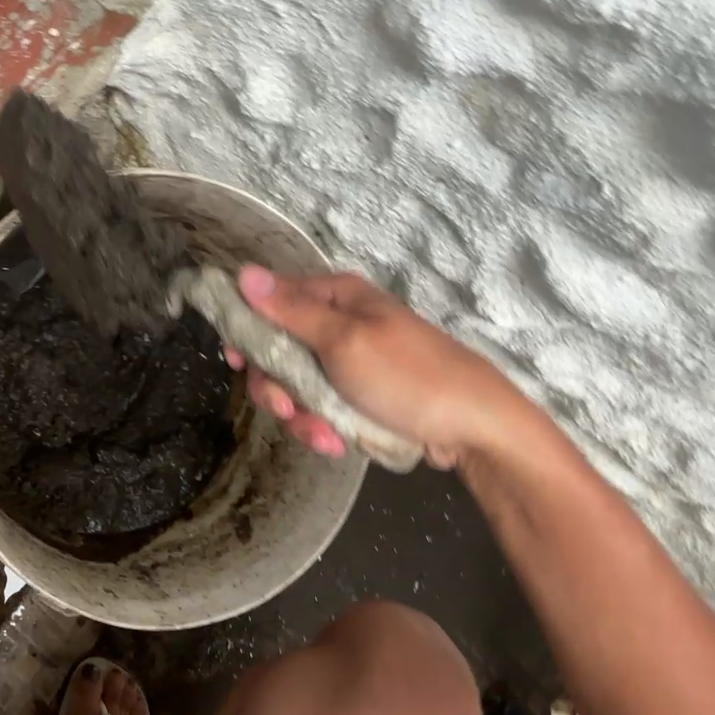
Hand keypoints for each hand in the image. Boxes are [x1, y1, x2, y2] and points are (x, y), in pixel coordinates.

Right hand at [228, 266, 547, 469]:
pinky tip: (335, 442)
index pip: (269, 299)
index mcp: (335, 296)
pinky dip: (319, 425)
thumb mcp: (343, 342)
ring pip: (294, 382)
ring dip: (298, 413)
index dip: (247, 328)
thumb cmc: (409, 378)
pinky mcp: (357, 393)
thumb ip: (290, 310)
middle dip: (275, 384)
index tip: (237, 361)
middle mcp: (337, 321)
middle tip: (284, 409)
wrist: (476, 431)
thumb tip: (243, 272)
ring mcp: (347, 359)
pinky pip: (318, 405)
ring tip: (321, 436)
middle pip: (275, 347)